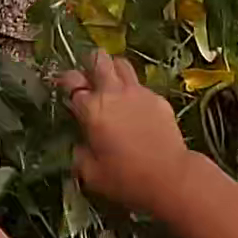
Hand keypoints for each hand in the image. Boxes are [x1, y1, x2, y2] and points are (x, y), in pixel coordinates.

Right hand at [58, 52, 193, 215]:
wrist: (170, 178)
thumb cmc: (126, 179)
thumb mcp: (92, 175)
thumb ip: (80, 156)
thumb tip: (80, 147)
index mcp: (92, 109)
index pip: (71, 80)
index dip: (66, 81)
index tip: (67, 89)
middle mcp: (113, 92)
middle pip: (98, 59)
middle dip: (91, 63)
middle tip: (90, 78)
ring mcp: (137, 92)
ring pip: (121, 63)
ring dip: (114, 69)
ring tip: (113, 84)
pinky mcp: (157, 98)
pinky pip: (141, 86)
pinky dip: (134, 92)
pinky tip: (137, 109)